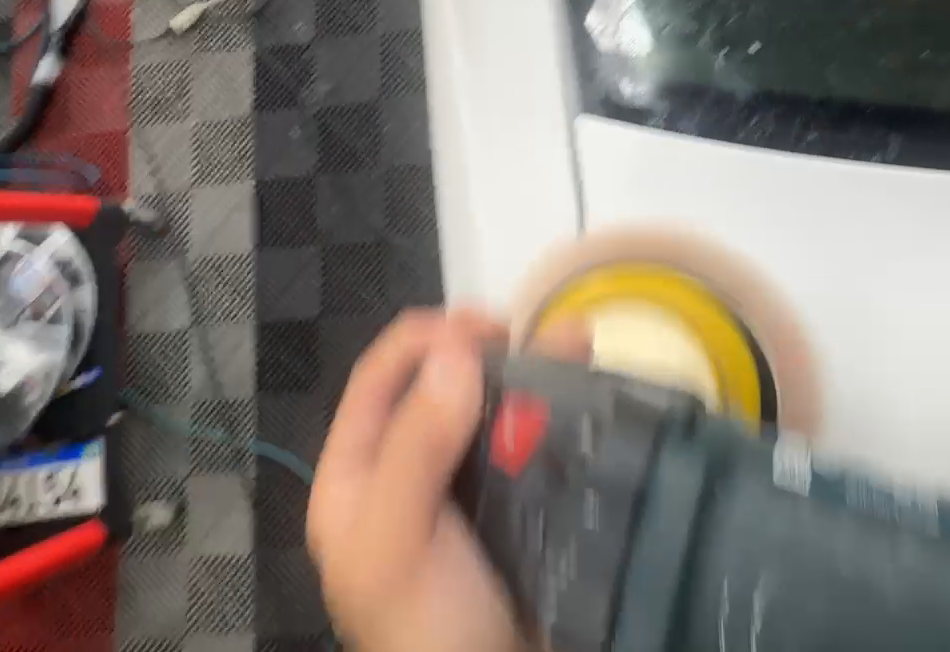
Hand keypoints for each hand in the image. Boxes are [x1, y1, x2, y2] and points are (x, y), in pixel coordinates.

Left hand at [306, 308, 589, 651]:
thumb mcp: (398, 546)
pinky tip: (588, 370)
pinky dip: (563, 393)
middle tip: (531, 340)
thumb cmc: (429, 631)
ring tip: (575, 340)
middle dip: (489, 347)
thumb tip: (457, 350)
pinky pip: (541, 426)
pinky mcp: (524, 488)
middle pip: (444, 378)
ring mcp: (473, 477)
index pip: (381, 379)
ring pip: (499, 397)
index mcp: (361, 474)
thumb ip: (416, 448)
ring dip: (535, 360)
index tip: (482, 329)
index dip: (426, 340)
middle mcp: (414, 465)